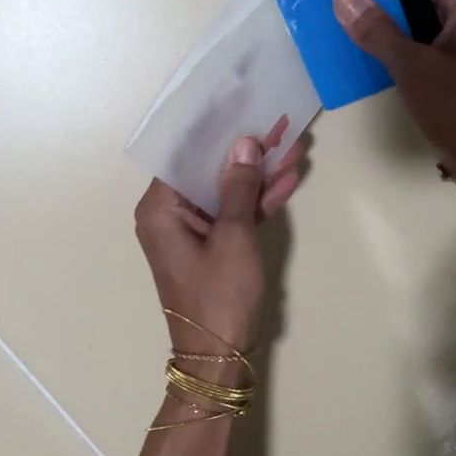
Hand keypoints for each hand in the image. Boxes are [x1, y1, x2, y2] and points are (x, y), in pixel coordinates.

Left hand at [133, 119, 304, 365]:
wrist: (220, 356)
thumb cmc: (219, 295)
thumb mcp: (233, 237)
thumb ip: (238, 187)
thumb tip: (244, 143)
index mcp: (160, 208)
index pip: (183, 152)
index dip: (213, 125)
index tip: (239, 99)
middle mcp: (170, 214)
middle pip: (208, 169)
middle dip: (246, 148)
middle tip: (280, 121)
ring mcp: (192, 231)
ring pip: (226, 190)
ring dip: (259, 173)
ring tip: (295, 144)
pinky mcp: (212, 246)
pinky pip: (233, 214)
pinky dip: (257, 200)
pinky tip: (289, 178)